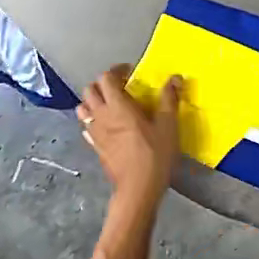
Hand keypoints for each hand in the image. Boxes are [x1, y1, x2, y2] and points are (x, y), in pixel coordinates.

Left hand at [77, 65, 182, 205]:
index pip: (107, 78)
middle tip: (122, 86)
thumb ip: (169, 99)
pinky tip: (107, 124)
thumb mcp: (168, 125)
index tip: (130, 72)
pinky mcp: (94, 146)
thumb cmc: (155, 154)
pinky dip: (93, 119)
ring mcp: (94, 132)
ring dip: (94, 100)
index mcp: (118, 106)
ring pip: (84, 107)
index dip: (117, 71)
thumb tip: (174, 78)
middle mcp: (101, 116)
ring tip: (112, 104)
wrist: (137, 187)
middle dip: (104, 83)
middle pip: (91, 90)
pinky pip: (86, 125)